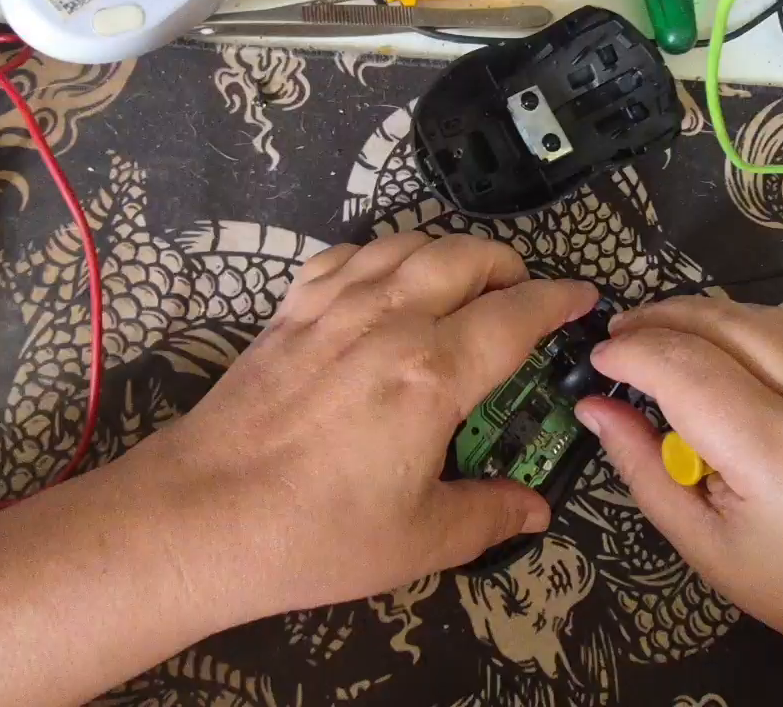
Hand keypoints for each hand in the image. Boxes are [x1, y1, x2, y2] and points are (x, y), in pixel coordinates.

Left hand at [115, 232, 597, 627]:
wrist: (199, 514)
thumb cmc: (315, 532)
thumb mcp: (418, 539)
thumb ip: (488, 514)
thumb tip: (536, 508)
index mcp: (434, 373)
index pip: (516, 315)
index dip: (558, 299)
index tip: (583, 295)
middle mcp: (392, 320)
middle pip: (467, 256)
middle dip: (508, 265)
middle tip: (521, 294)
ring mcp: (337, 304)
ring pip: (410, 242)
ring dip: (450, 251)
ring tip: (463, 280)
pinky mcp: (294, 306)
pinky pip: (348, 253)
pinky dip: (381, 255)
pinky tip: (384, 281)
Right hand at [573, 297, 782, 671]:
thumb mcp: (704, 546)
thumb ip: (641, 467)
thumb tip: (593, 404)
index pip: (686, 370)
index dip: (632, 352)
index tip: (598, 357)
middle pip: (720, 323)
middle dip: (658, 319)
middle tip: (620, 334)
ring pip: (754, 314)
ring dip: (698, 317)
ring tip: (661, 337)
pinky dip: (742, 330)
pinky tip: (722, 353)